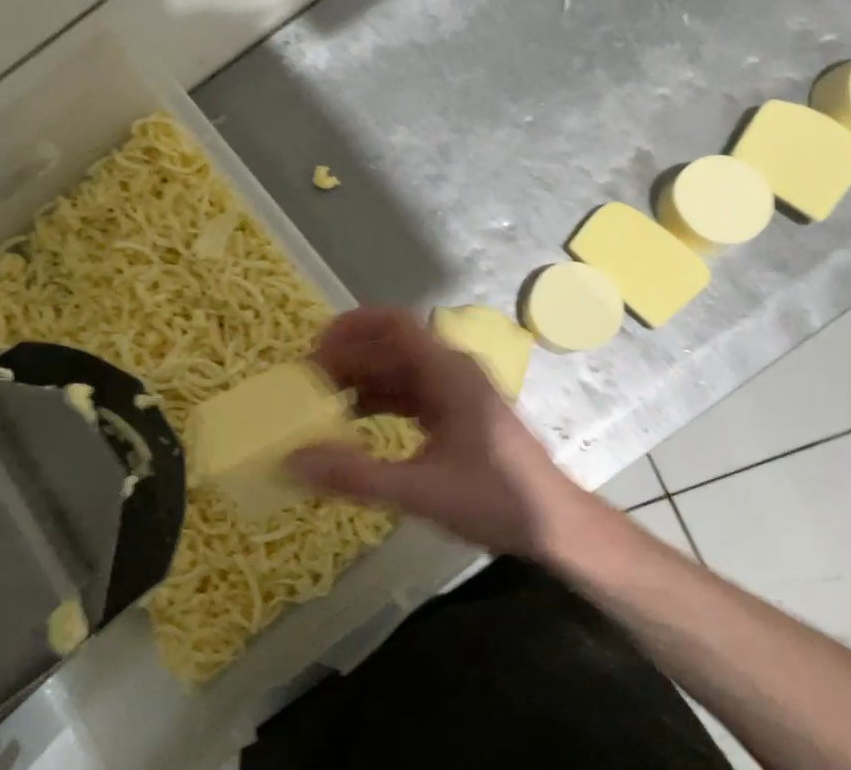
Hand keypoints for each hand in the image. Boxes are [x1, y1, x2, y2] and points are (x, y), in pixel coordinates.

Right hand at [287, 307, 597, 557]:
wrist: (556, 525)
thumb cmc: (496, 501)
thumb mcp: (421, 492)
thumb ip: (356, 475)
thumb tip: (294, 461)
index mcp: (449, 374)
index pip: (394, 325)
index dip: (350, 329)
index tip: (313, 352)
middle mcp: (453, 371)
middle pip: (391, 345)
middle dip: (347, 358)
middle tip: (307, 384)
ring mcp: (457, 391)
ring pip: (398, 369)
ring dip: (360, 379)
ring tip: (321, 403)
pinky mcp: (458, 413)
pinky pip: (409, 391)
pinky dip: (379, 399)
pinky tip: (355, 421)